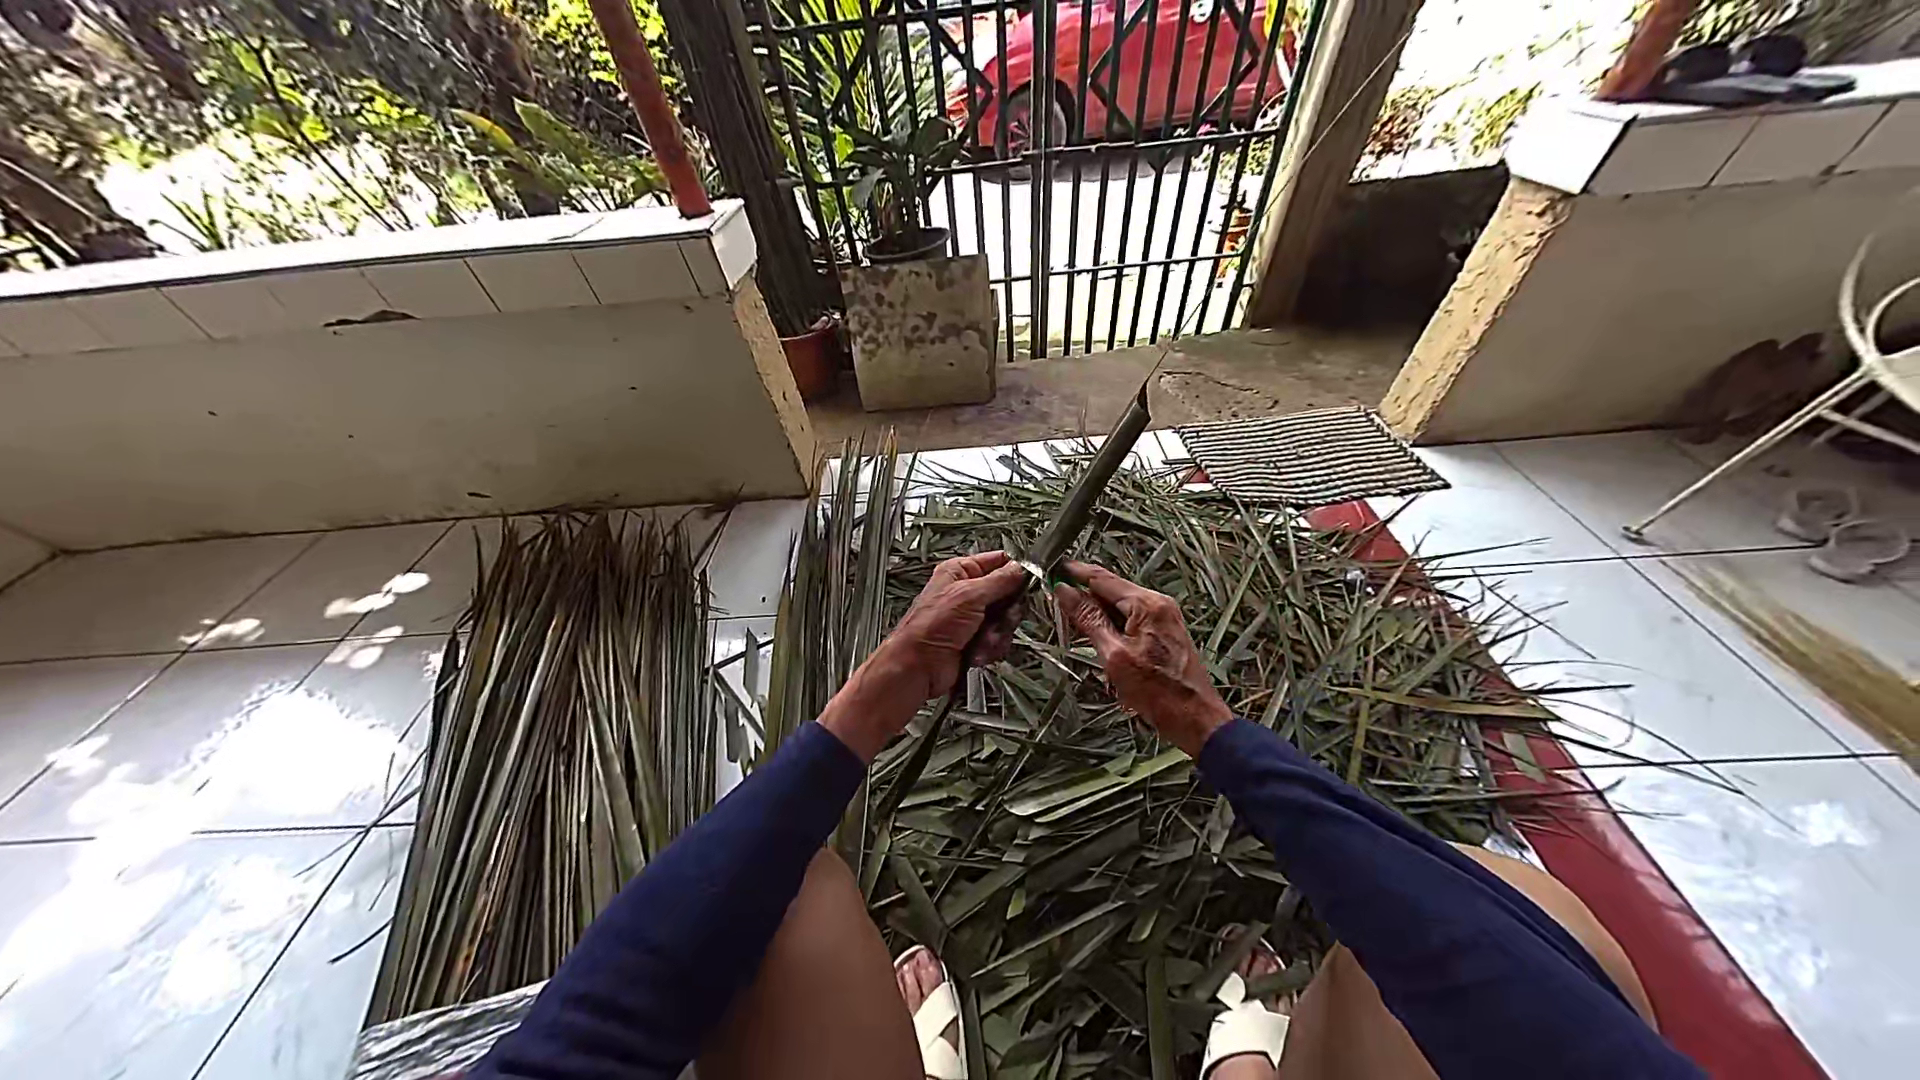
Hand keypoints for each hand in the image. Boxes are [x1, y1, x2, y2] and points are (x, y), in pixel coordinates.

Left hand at [819, 550, 1027, 760]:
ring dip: (997, 633)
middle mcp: (965, 593)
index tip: (1026, 583)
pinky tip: (976, 651)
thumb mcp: (969, 595)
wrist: (918, 667)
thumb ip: (1000, 580)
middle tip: (997, 617)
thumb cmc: (928, 629)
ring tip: (981, 638)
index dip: (1014, 573)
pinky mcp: (975, 640)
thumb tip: (1021, 569)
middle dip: (1006, 612)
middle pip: (1007, 595)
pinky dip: (991, 648)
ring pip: (1005, 621)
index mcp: (959, 572)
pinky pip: (998, 640)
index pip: (998, 562)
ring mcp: (971, 618)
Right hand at [1052, 560, 1232, 756]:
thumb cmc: (1160, 693)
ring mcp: (1163, 617)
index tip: (1055, 571)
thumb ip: (1088, 619)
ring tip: (1075, 625)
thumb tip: (1066, 593)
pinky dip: (1111, 623)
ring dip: (1096, 612)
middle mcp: (1159, 604)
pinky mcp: (1163, 632)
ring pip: (1120, 604)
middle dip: (1083, 594)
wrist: (1194, 719)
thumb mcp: (1113, 654)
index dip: (1075, 573)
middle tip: (1057, 601)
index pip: (1102, 578)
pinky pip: (1131, 617)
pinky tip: (1099, 638)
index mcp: (1147, 604)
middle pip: (1111, 589)